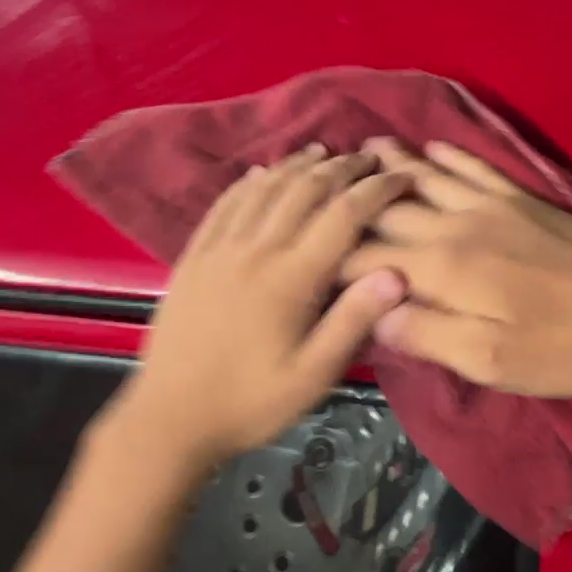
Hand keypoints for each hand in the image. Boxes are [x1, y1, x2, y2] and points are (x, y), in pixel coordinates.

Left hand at [110, 145, 413, 466]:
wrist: (170, 419)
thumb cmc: (249, 403)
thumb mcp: (312, 377)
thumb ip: (352, 322)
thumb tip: (396, 272)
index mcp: (291, 278)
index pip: (343, 215)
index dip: (377, 190)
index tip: (402, 176)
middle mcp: (256, 250)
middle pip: (304, 190)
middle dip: (341, 168)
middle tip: (368, 157)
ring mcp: (220, 249)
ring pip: (264, 189)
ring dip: (296, 165)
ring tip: (323, 152)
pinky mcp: (194, 256)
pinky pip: (224, 205)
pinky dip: (249, 183)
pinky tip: (261, 173)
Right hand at [343, 139, 571, 397]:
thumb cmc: (558, 346)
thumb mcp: (490, 361)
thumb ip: (427, 334)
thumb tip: (374, 314)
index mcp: (443, 267)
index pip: (372, 256)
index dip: (336, 256)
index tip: (308, 254)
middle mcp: (457, 225)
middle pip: (392, 208)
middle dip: (354, 197)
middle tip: (321, 186)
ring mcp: (491, 205)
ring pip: (429, 178)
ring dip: (394, 164)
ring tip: (365, 149)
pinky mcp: (520, 199)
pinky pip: (474, 169)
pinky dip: (449, 157)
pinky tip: (432, 148)